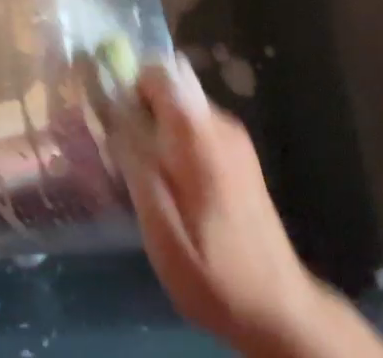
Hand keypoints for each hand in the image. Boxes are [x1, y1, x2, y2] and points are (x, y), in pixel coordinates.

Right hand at [116, 60, 382, 357]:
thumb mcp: (162, 229)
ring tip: (131, 171)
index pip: (159, 74)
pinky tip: (160, 184)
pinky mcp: (237, 157)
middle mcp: (220, 126)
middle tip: (111, 149)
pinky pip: (192, 128)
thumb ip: (138, 165)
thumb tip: (112, 115)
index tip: (103, 115)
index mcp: (200, 137)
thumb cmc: (214, 274)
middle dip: (134, 108)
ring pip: (178, 108)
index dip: (125, 84)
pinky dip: (169, 142)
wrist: (278, 309)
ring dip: (150, 127)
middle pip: (167, 88)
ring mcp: (233, 141)